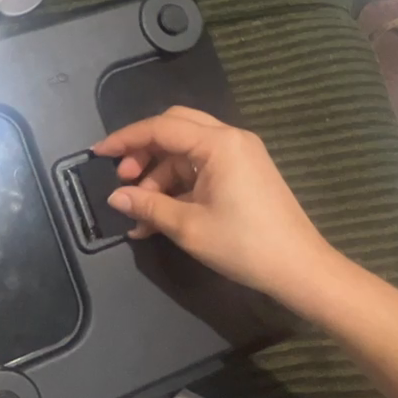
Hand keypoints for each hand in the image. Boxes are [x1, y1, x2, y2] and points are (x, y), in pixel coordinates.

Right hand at [91, 106, 337, 300]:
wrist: (300, 269)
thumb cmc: (244, 244)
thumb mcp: (188, 227)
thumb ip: (148, 205)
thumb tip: (115, 197)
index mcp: (218, 143)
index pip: (161, 127)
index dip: (125, 139)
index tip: (97, 154)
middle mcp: (230, 138)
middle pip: (174, 128)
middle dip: (143, 152)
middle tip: (123, 180)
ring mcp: (240, 155)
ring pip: (186, 151)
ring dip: (159, 177)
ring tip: (140, 214)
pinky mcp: (244, 173)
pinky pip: (201, 167)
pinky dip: (179, 186)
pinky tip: (160, 216)